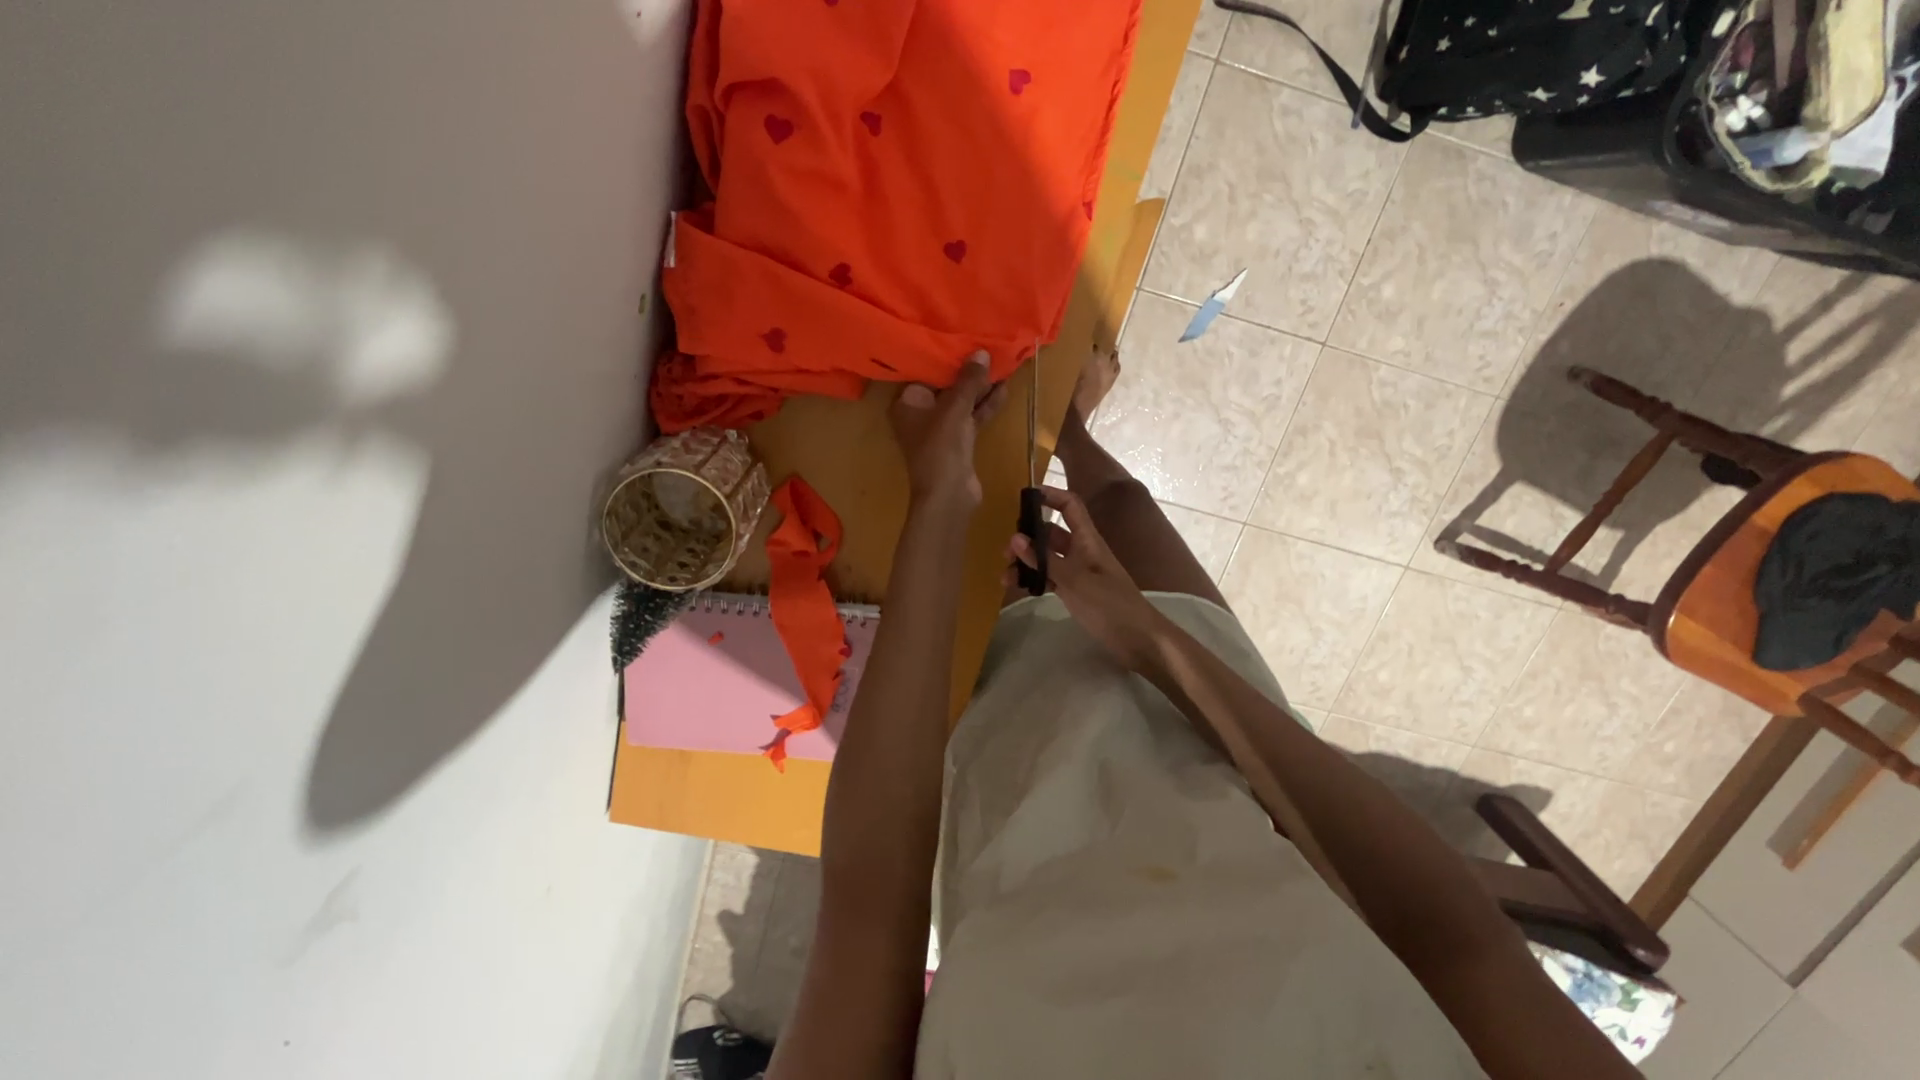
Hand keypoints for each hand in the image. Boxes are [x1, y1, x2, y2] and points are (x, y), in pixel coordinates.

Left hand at [889, 350, 1007, 513]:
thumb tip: (982, 353)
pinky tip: (1004, 389)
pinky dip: (985, 405)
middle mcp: (920, 415)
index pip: (924, 373)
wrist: (949, 494)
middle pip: (944, 386)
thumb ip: (968, 381)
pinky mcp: (957, 442)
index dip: (944, 357)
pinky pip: (971, 416)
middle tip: (987, 348)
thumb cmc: (941, 446)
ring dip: (980, 388)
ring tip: (1001, 364)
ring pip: (961, 402)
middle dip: (966, 372)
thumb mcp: (955, 408)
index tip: (962, 340)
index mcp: (907, 404)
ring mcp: (940, 430)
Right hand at [1004, 485, 1170, 670]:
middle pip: (1051, 533)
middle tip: (1005, 552)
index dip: (1050, 495)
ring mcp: (1079, 572)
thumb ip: (1045, 561)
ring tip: (1006, 577)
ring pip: (1047, 558)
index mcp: (1088, 540)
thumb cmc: (1111, 605)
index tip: (1024, 495)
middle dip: (1027, 537)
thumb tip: (1015, 538)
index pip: (1070, 505)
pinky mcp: (1076, 592)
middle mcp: (1082, 551)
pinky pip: (1050, 578)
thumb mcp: (1075, 581)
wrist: (1139, 638)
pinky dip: (1035, 579)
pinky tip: (1019, 588)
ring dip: (1027, 562)